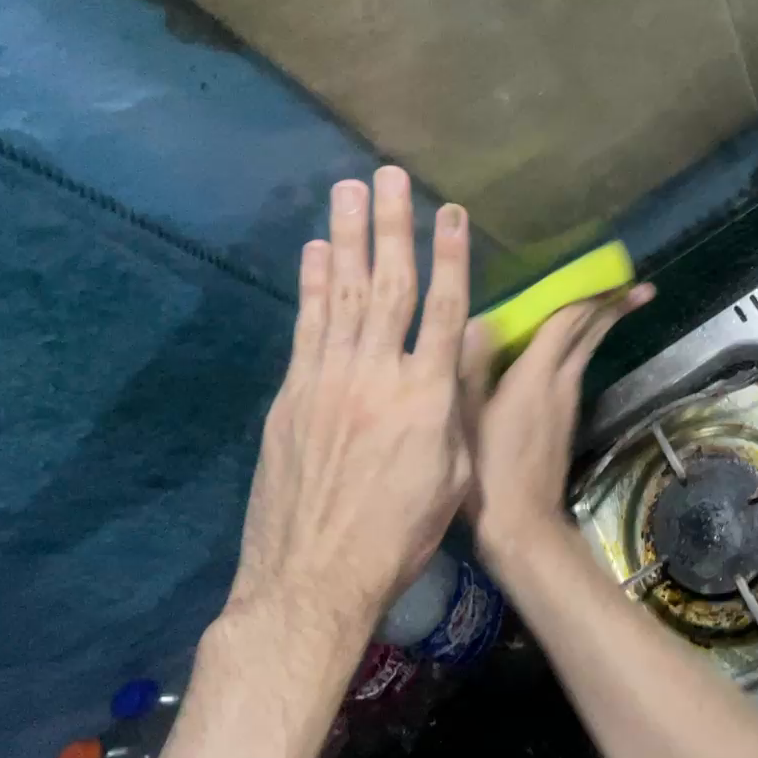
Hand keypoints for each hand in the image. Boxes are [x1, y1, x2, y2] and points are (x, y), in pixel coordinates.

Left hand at [229, 167, 472, 632]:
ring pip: (345, 295)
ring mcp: (328, 381)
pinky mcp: (293, 395)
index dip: (452, 256)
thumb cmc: (400, 534)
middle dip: (393, 226)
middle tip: (389, 177)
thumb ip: (456, 406)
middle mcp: (378, 374)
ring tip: (350, 192)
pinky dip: (313, 285)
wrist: (313, 579)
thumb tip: (464, 353)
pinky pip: (307, 327)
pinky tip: (318, 251)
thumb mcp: (452, 474)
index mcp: (427, 396)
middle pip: (390, 286)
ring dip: (350, 238)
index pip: (445, 310)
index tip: (451, 212)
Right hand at [459, 285, 653, 563]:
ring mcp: (567, 401)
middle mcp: (561, 382)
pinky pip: (577, 366)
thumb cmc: (486, 469)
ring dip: (601, 323)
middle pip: (590, 332)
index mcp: (536, 374)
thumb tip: (478, 319)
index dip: (588, 294)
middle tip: (637, 284)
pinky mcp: (566, 418)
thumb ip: (472, 366)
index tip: (612, 274)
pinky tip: (572, 342)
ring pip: (587, 349)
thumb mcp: (465, 415)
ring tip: (615, 301)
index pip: (569, 321)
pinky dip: (582, 344)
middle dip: (613, 305)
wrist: (522, 523)